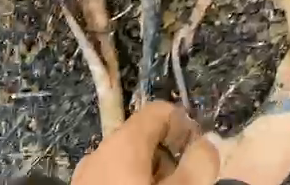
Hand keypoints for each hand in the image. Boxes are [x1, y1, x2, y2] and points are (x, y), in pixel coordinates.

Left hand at [71, 103, 219, 184]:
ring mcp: (84, 181)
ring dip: (150, 183)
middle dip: (169, 164)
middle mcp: (99, 154)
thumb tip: (206, 145)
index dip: (186, 129)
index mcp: (122, 142)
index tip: (199, 160)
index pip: (160, 112)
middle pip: (143, 142)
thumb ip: (200, 164)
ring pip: (127, 169)